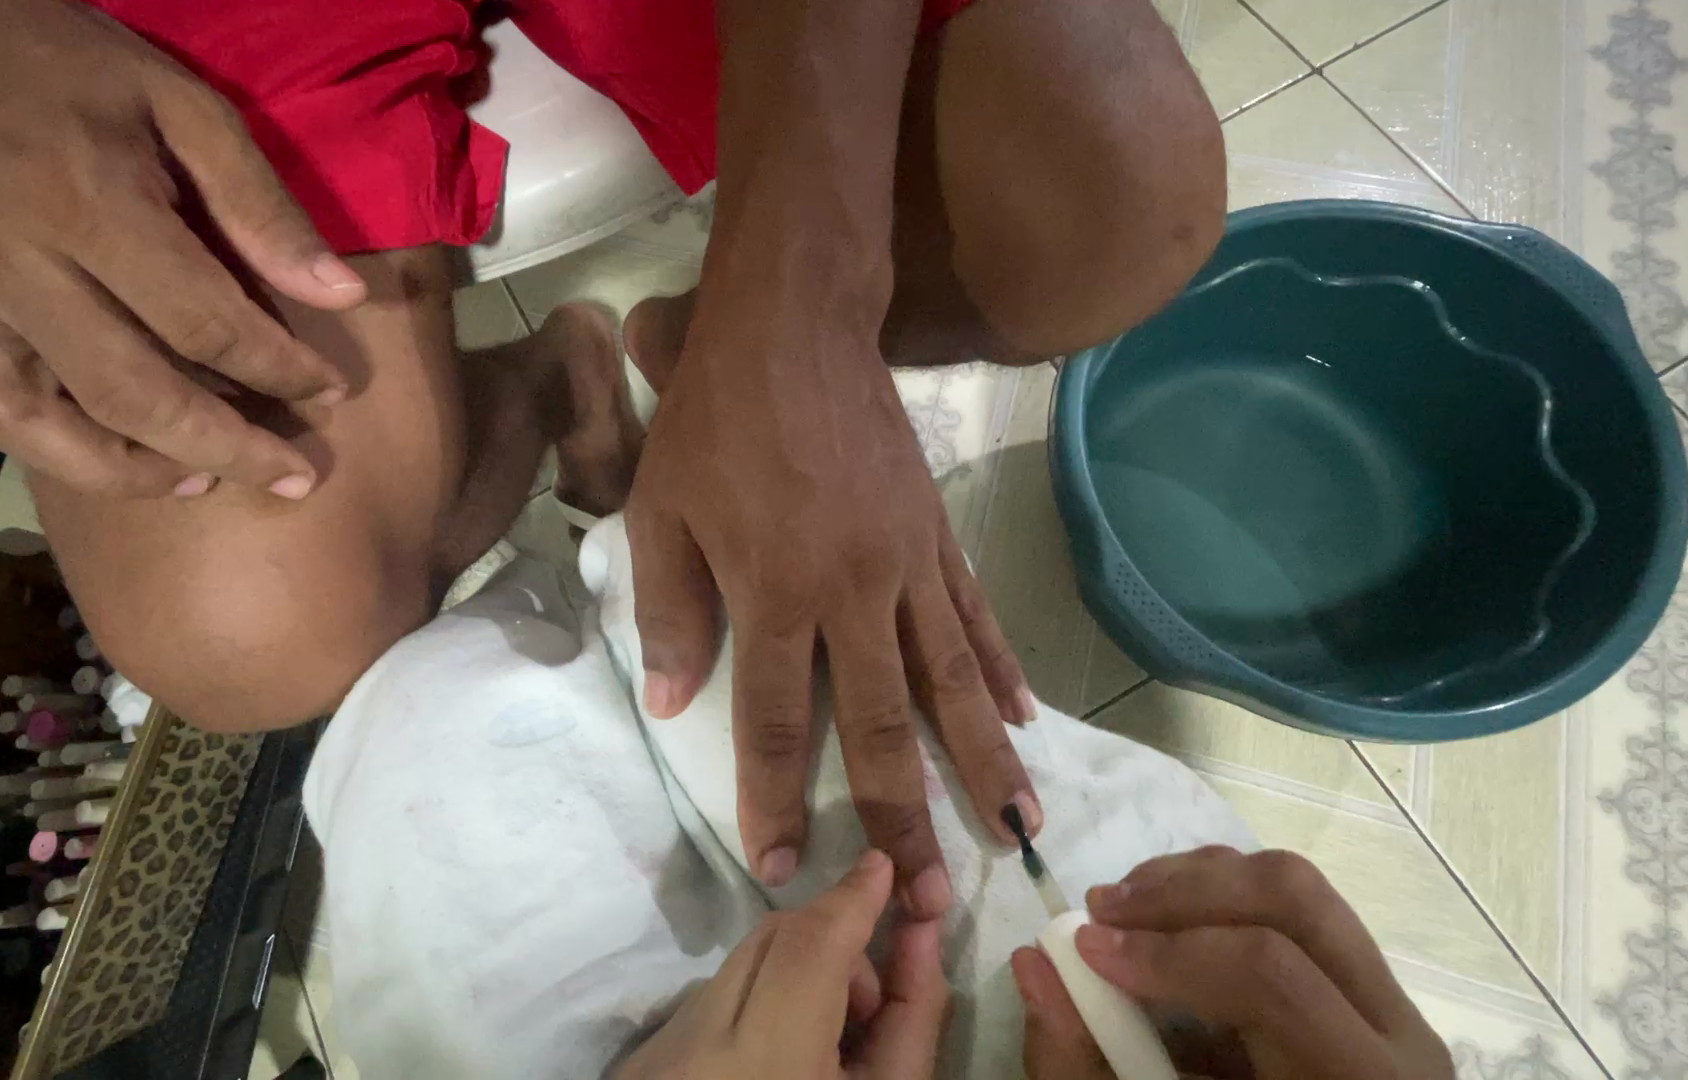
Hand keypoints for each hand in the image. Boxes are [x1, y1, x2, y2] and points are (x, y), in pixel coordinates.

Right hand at [0, 0, 365, 496]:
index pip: (204, 323)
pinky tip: (99, 455)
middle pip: (130, 392)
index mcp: (81, 205)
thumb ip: (265, 208)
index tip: (333, 391)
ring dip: (128, 471)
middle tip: (296, 481)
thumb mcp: (193, 111)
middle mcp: (9, 264)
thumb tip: (343, 295)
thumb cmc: (85, 76)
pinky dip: (32, 445)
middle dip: (228, 449)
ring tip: (206, 484)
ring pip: (33, 420)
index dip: (280, 369)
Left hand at [615, 850, 948, 1079]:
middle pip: (773, 941)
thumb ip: (910, 1020)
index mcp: (765, 1067)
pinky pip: (712, 995)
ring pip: (741, 964)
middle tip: (870, 996)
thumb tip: (920, 931)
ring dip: (796, 972)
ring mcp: (658, 1053)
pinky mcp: (639, 1061)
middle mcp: (694, 1049)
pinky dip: (757, 998)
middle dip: (832, 941)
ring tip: (827, 1042)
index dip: (852, 899)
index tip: (884, 866)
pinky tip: (779, 1056)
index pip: (809, 948)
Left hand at [626, 306, 1036, 917]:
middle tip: (928, 901)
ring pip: (952, 683)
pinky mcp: (939, 535)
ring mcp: (910, 565)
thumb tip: (671, 703)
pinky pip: (976, 617)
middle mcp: (855, 593)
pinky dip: (1002, 673)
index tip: (781, 868)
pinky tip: (1026, 720)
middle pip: (882, 725)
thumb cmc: (714, 421)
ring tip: (1017, 832)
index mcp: (776, 592)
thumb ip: (670, 610)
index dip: (775, 797)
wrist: (793, 331)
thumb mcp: (661, 510)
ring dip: (982, 764)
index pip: (775, 719)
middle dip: (903, 819)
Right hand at [1011, 847, 1454, 1078]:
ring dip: (1188, 882)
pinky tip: (1162, 931)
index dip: (1168, 952)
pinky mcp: (1362, 986)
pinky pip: (1286, 906)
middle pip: (1294, 900)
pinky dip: (1206, 895)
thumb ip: (1079, 1063)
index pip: (1273, 978)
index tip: (1088, 949)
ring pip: (1291, 886)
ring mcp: (1389, 1003)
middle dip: (1180, 889)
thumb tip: (1032, 961)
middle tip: (1103, 910)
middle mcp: (1398, 1039)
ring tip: (1123, 912)